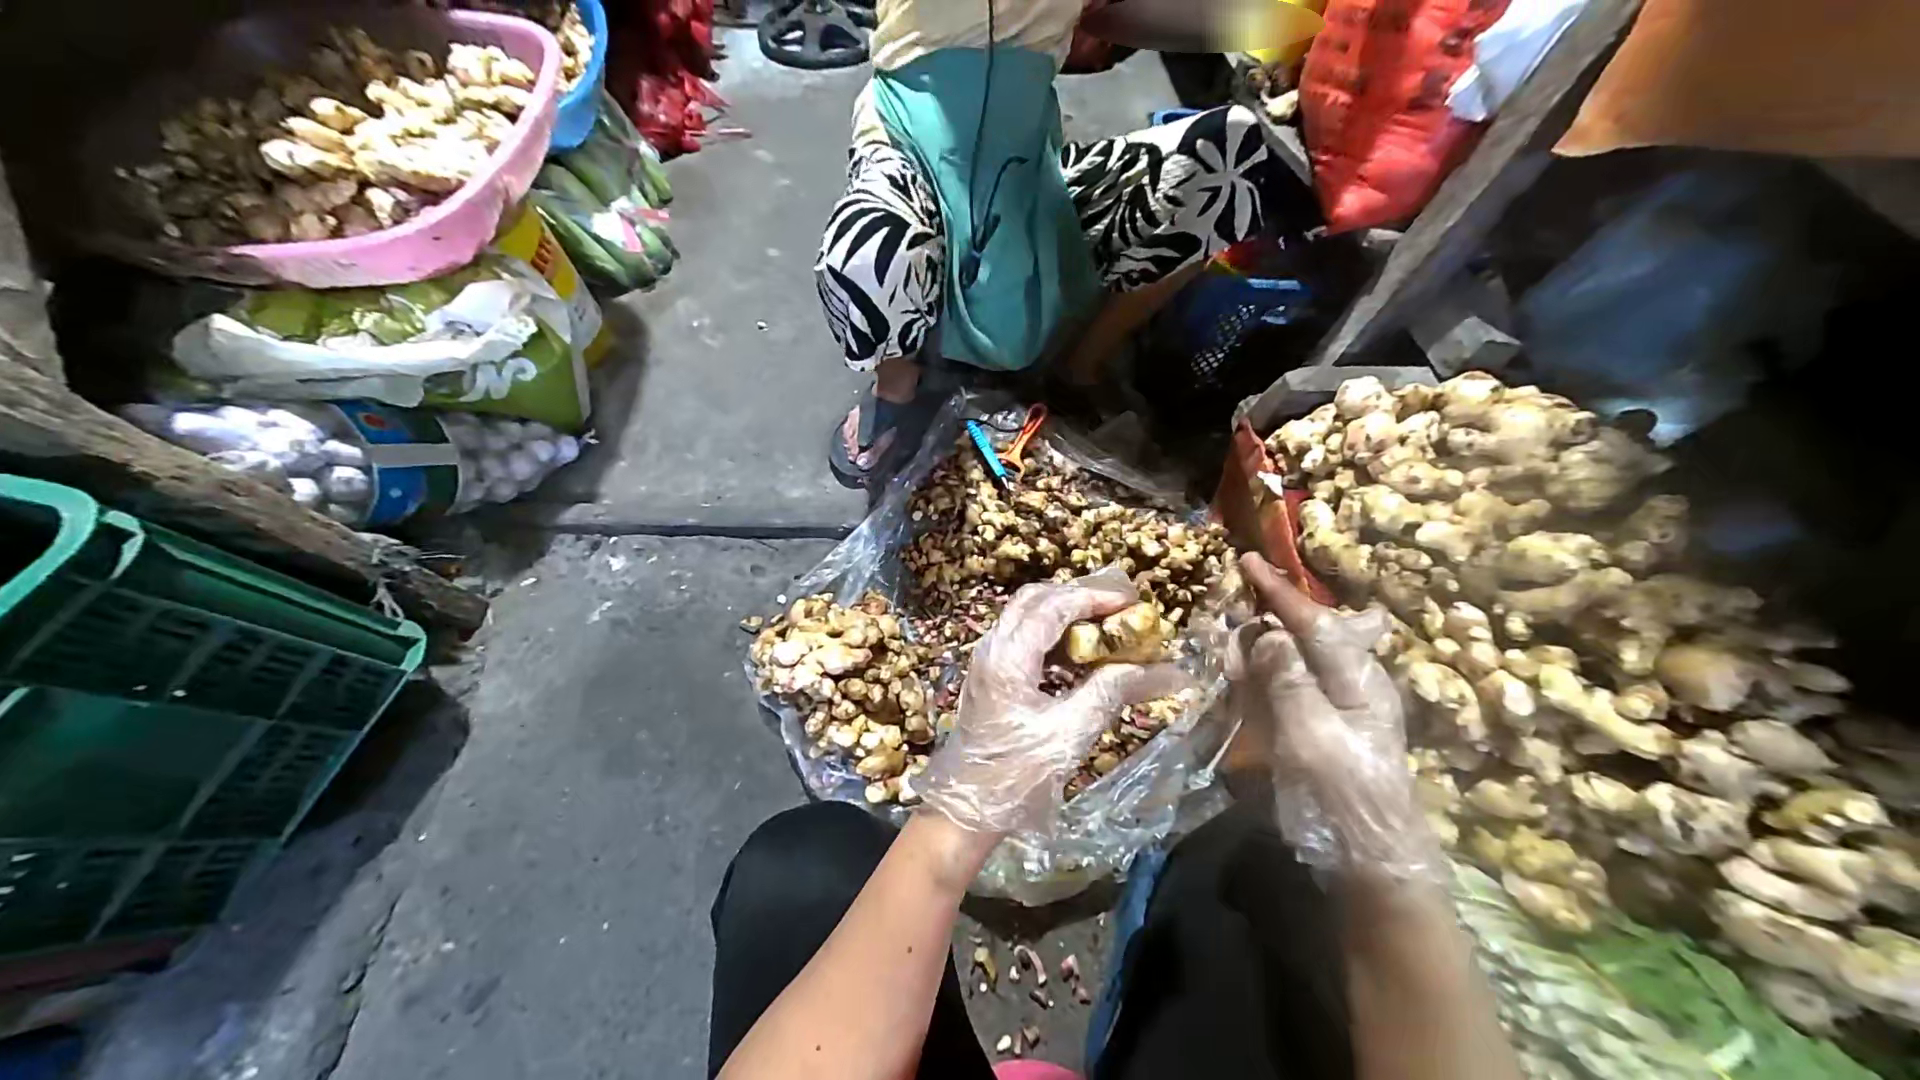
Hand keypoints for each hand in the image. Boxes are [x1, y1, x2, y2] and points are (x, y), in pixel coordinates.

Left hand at [918, 570, 1188, 836]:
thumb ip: (1112, 693)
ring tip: (1105, 625)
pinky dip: (1053, 635)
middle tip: (1119, 608)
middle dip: (1078, 596)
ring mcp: (987, 660)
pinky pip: (1022, 637)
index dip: (1093, 597)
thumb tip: (1166, 672)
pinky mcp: (990, 675)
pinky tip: (1079, 655)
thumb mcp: (1069, 735)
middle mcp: (992, 648)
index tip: (1131, 603)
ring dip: (1065, 613)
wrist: (963, 810)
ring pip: (1026, 615)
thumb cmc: (1014, 777)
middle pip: (1035, 600)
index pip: (1052, 606)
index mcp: (1007, 658)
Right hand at [1229, 553, 1440, 881]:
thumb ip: (1290, 682)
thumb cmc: (1346, 799)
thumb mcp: (1314, 738)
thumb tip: (1270, 634)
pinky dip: (1253, 677)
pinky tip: (1235, 677)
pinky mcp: (1311, 728)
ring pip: (1285, 659)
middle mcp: (1345, 684)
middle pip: (1300, 635)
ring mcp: (1328, 706)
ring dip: (1253, 650)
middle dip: (1262, 622)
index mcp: (1357, 680)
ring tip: (1225, 654)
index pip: (1314, 623)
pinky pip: (1278, 687)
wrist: (1366, 866)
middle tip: (1228, 628)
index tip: (1246, 561)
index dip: (1279, 592)